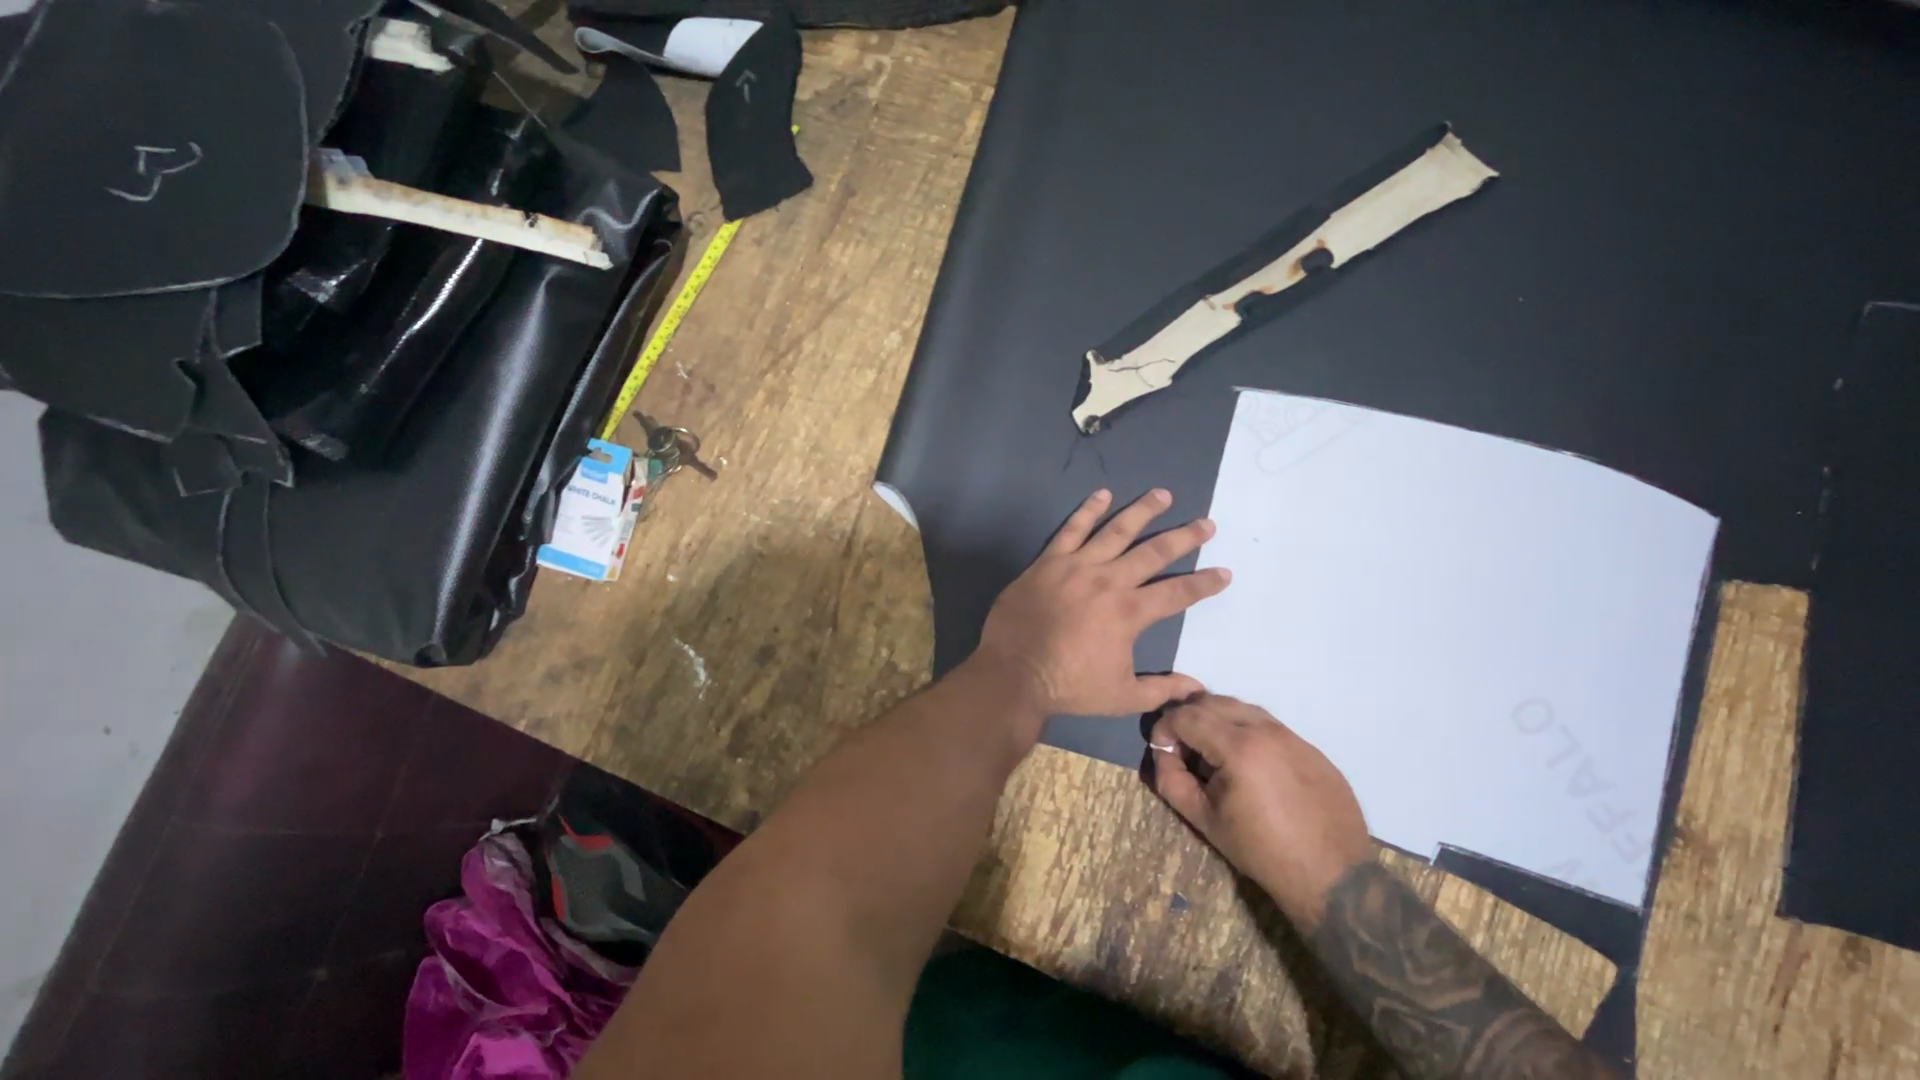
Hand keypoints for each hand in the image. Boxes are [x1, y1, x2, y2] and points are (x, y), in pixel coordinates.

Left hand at [970, 488, 1230, 716]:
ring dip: (1142, 511)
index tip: (1224, 572)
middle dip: (1184, 537)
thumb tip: (1197, 688)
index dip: (1204, 583)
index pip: (1177, 593)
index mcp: (1129, 612)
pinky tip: (1103, 494)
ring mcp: (1077, 567)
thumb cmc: (1069, 687)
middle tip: (1205, 524)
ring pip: (1116, 531)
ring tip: (1161, 495)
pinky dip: (1088, 510)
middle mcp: (1108, 581)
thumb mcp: (1122, 697)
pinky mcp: (1048, 562)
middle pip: (1154, 552)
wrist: (1013, 674)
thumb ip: (1161, 690)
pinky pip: (1072, 529)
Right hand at [1149, 696, 1372, 927]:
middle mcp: (1267, 730)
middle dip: (1190, 718)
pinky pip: (1271, 727)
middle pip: (1214, 702)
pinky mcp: (1312, 749)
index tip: (1161, 747)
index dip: (1165, 727)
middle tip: (1184, 748)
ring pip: (1244, 709)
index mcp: (1238, 747)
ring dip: (1219, 721)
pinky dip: (1248, 733)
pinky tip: (1249, 766)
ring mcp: (1294, 736)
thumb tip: (1163, 752)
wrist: (1331, 875)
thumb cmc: (1260, 850)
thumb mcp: (1204, 819)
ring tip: (1214, 755)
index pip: (1187, 716)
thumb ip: (1173, 780)